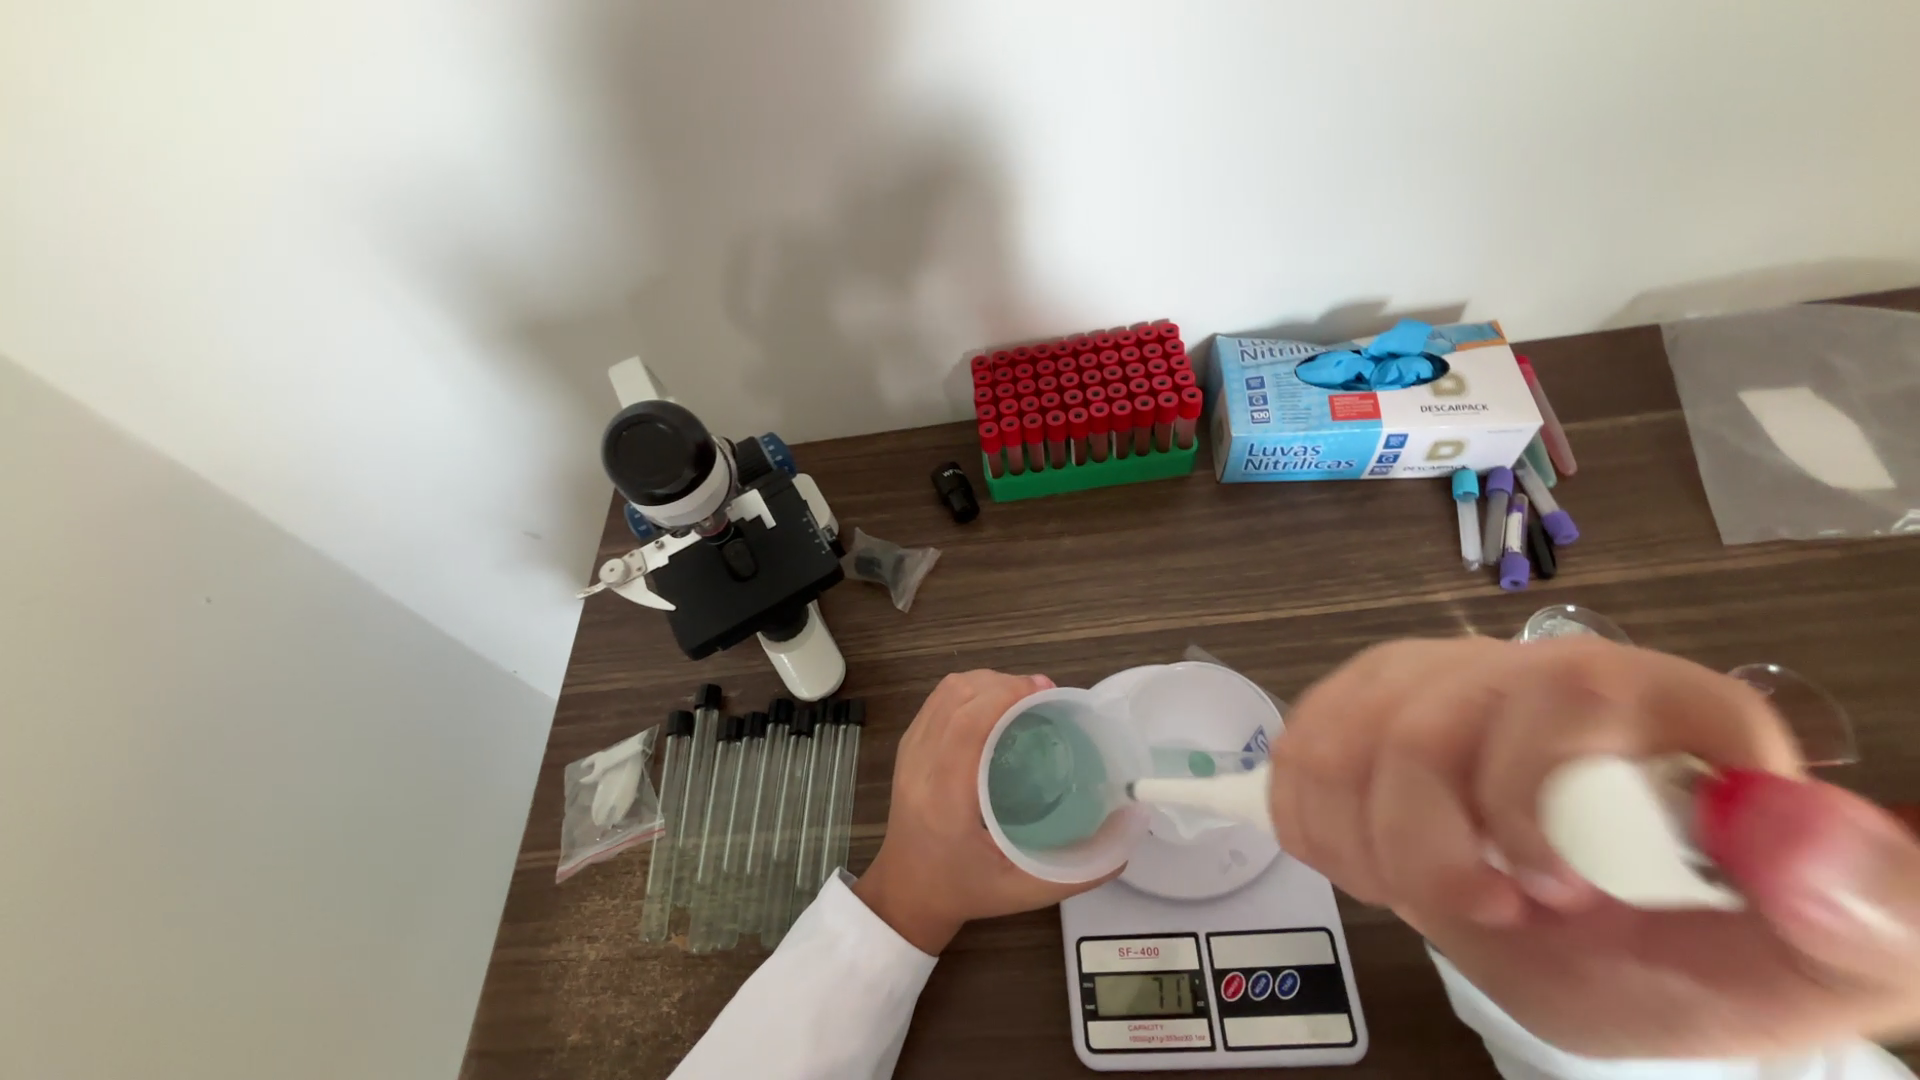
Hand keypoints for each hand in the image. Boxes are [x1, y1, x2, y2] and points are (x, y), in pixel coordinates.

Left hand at [853, 670, 1114, 953]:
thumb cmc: (965, 892)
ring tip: (1022, 696)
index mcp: (945, 800)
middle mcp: (920, 767)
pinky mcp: (906, 747)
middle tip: (1042, 695)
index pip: (966, 726)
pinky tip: (994, 704)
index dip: (1004, 695)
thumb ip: (1079, 869)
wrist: (906, 895)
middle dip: (1002, 683)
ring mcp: (909, 753)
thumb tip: (1129, 830)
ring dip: (985, 682)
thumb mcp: (1025, 891)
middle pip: (957, 697)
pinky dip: (968, 690)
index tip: (1044, 691)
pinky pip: (936, 701)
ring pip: (945, 692)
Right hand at [1269, 635, 1919, 1057]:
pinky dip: (1313, 824)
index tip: (1552, 894)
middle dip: (1426, 852)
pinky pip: (1296, 750)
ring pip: (1339, 743)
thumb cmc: (1681, 949)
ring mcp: (1421, 676)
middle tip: (1479, 912)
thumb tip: (1796, 827)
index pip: (1570, 694)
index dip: (1531, 794)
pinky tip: (1366, 857)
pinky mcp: (1353, 698)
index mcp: (1650, 704)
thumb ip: (1853, 918)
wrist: (1577, 932)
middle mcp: (1522, 667)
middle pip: (1423, 731)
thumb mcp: (1796, 971)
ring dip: (1366, 848)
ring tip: (1424, 893)